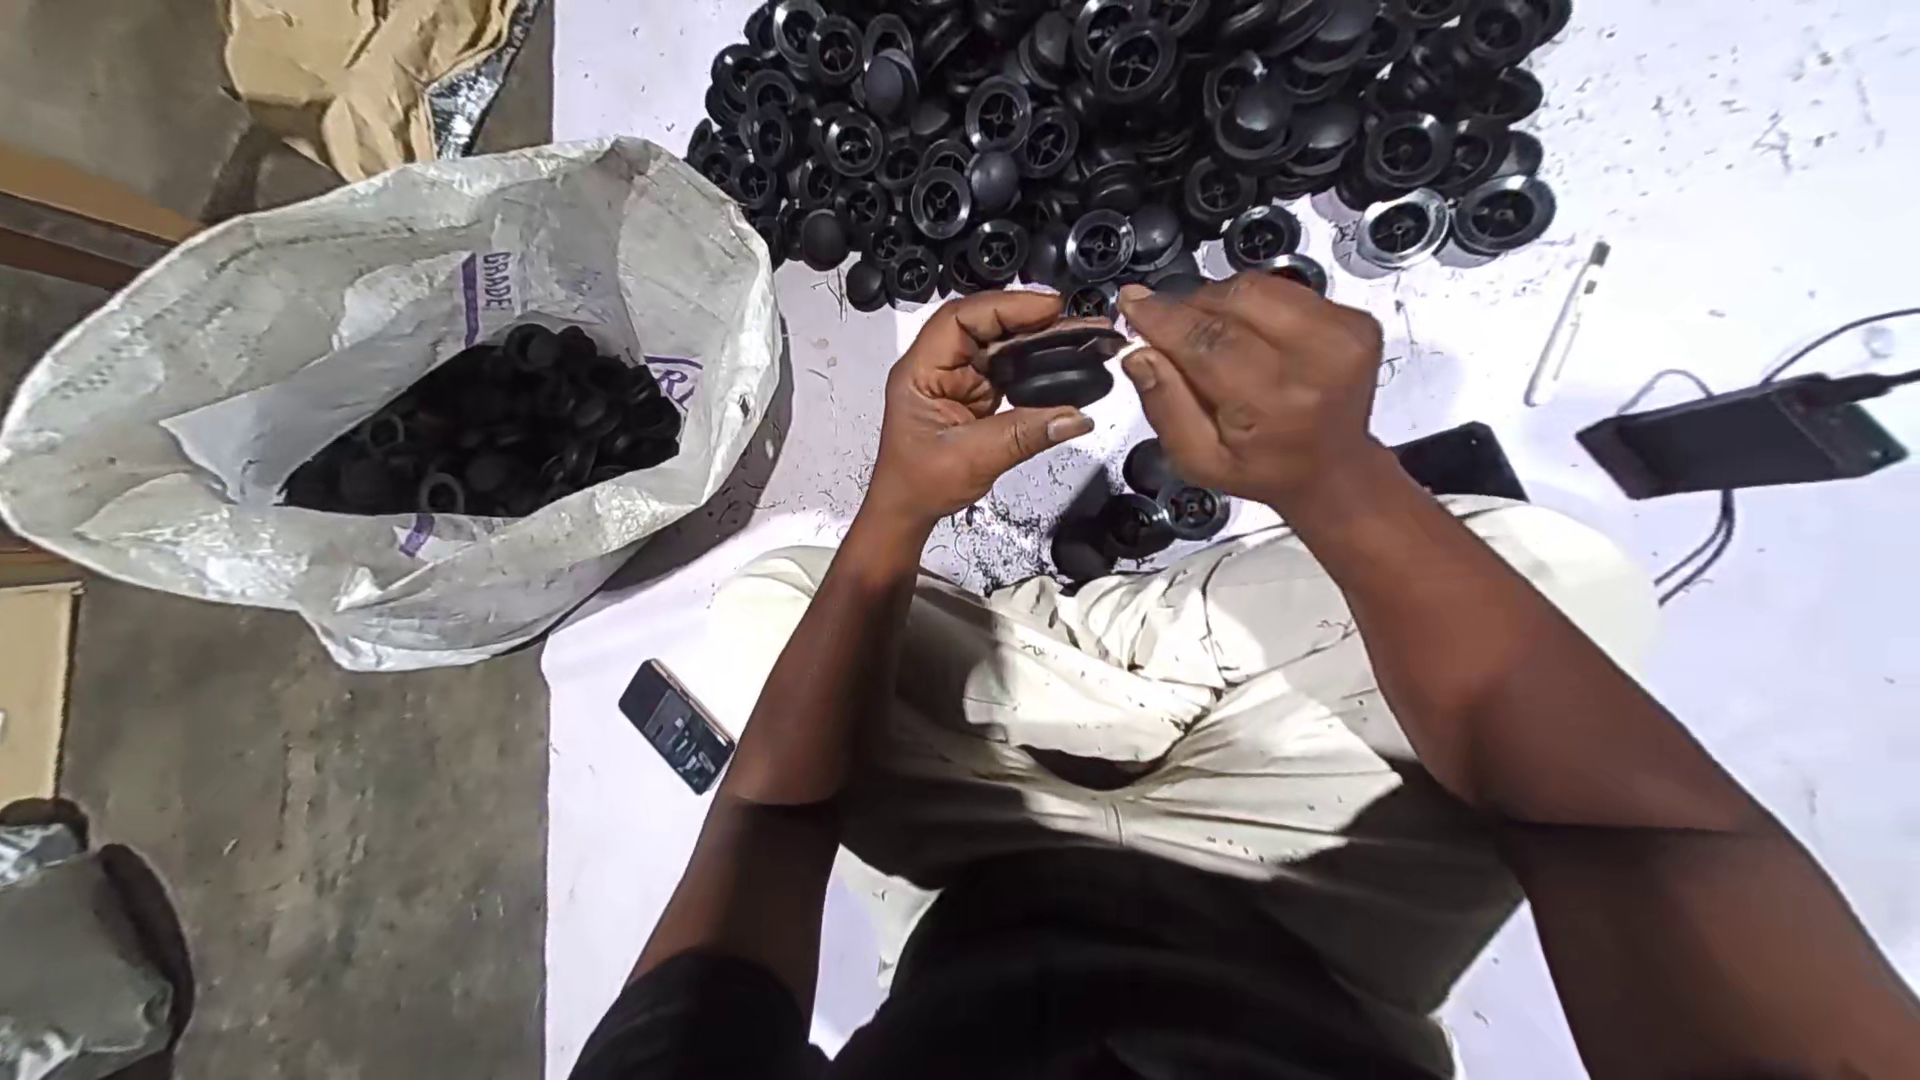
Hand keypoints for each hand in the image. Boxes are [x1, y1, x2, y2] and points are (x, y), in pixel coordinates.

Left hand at [863, 291, 1095, 530]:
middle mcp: (938, 368)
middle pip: (986, 326)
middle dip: (1031, 320)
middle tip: (1073, 323)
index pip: (961, 318)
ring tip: (1075, 339)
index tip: (1047, 308)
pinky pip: (1008, 370)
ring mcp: (958, 380)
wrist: (909, 509)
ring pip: (1000, 346)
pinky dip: (1034, 367)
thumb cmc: (917, 484)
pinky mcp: (975, 396)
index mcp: (920, 372)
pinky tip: (1058, 365)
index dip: (1006, 306)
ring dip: (1037, 342)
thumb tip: (1072, 418)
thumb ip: (1025, 435)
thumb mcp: (972, 459)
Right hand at [1116, 274, 1386, 514]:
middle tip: (1163, 328)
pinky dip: (1249, 305)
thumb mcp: (1198, 459)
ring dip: (1215, 302)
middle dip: (1185, 309)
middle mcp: (1317, 359)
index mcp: (1274, 403)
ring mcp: (1342, 333)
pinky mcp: (1353, 318)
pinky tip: (1243, 335)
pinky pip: (1282, 290)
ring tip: (1204, 336)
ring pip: (1255, 288)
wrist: (1331, 468)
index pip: (1207, 341)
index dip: (1163, 318)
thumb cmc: (1263, 470)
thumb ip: (1165, 407)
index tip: (1133, 303)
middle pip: (1230, 303)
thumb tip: (1139, 355)